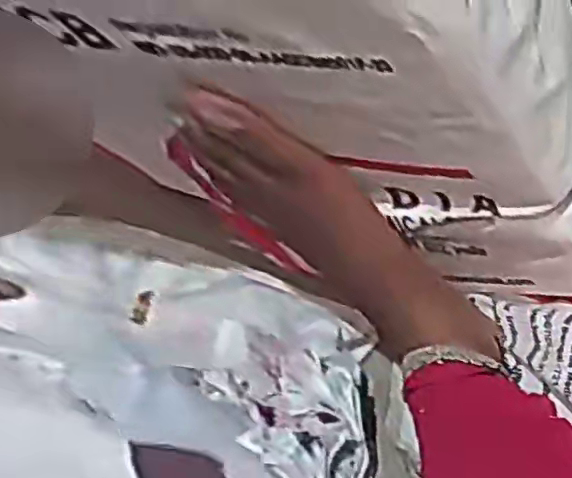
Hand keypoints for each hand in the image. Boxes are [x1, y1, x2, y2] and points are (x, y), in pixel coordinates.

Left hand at [174, 85, 394, 266]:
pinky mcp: (307, 249)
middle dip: (208, 146)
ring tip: (205, 158)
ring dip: (223, 175)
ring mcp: (285, 230)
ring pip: (243, 195)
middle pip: (228, 170)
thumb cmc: (356, 228)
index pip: (224, 144)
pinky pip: (266, 219)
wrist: (387, 286)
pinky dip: (251, 207)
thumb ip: (258, 138)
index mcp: (265, 184)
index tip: (184, 97)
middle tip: (186, 123)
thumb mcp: (311, 172)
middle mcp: (266, 206)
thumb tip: (195, 101)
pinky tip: (253, 207)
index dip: (205, 120)